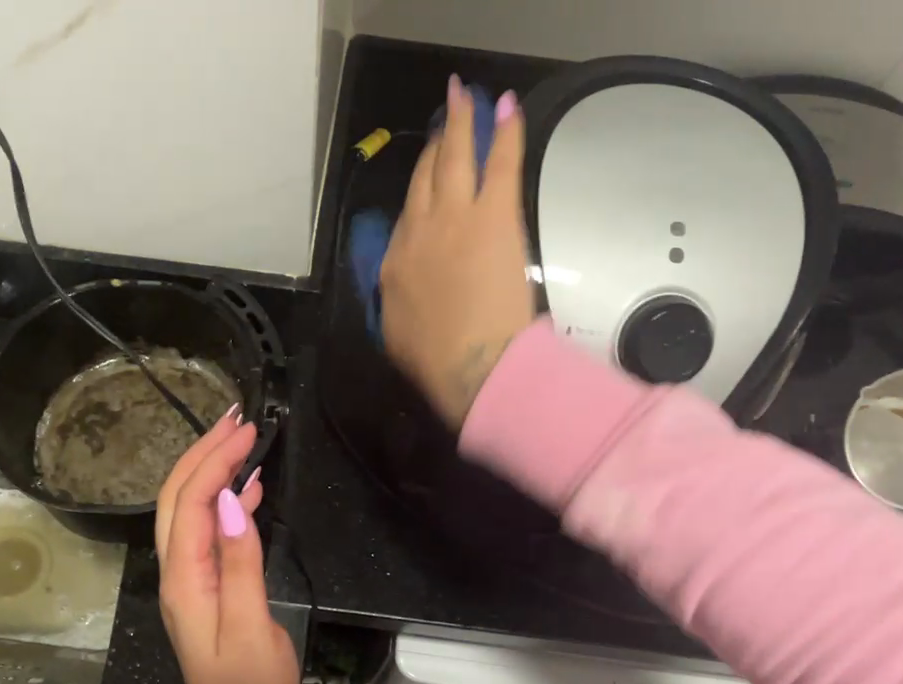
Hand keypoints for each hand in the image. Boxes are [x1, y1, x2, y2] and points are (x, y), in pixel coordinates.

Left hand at [155, 411, 299, 683]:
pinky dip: (225, 503)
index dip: (215, 462)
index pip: (192, 504)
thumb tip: (232, 501)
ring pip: (189, 512)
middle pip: (178, 499)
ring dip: (209, 471)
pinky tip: (248, 489)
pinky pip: (206, 532)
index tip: (247, 430)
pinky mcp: (206, 588)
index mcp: (186, 580)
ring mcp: (189, 581)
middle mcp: (178, 574)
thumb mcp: (252, 628)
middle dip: (203, 454)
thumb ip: (240, 563)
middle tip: (237, 419)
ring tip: (240, 439)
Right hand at [380, 74, 536, 428]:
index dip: (418, 198)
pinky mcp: (494, 216)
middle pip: (423, 179)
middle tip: (442, 126)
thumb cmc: (435, 364)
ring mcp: (455, 218)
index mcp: (395, 265)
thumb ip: (396, 306)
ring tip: (463, 98)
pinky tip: (508, 107)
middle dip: (433, 149)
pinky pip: (499, 163)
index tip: (426, 187)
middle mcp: (418, 232)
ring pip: (454, 158)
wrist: (469, 366)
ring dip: (459, 123)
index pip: (405, 221)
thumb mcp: (396, 336)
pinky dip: (505, 132)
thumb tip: (400, 295)